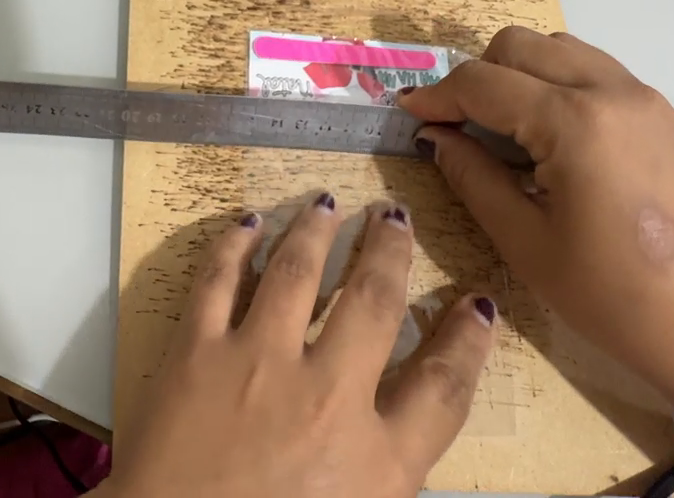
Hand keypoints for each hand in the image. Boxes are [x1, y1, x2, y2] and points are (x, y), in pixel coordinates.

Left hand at [99, 196, 498, 497]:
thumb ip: (386, 471)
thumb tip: (404, 425)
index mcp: (376, 461)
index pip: (442, 387)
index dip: (467, 341)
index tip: (476, 300)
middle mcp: (327, 396)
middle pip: (372, 302)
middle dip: (389, 251)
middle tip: (394, 215)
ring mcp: (257, 362)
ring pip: (297, 269)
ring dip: (316, 229)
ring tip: (326, 202)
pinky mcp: (196, 349)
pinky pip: (219, 278)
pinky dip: (234, 243)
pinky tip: (248, 221)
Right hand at [398, 27, 673, 412]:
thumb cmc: (618, 299)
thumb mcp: (525, 242)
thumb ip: (471, 175)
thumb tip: (435, 135)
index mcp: (574, 122)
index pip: (482, 83)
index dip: (436, 95)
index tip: (407, 114)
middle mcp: (611, 90)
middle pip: (517, 45)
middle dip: (475, 76)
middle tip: (455, 125)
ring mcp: (645, 98)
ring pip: (557, 47)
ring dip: (516, 72)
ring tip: (502, 127)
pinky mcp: (664, 115)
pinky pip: (592, 69)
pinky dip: (555, 82)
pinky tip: (549, 137)